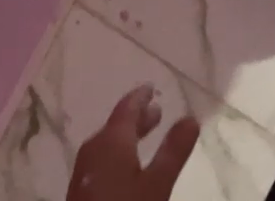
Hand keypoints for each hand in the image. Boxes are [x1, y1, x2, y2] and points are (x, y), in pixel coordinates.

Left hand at [66, 85, 199, 200]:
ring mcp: (85, 168)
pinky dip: (119, 151)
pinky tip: (127, 165)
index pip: (127, 107)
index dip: (140, 97)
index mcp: (111, 139)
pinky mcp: (82, 187)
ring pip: (109, 141)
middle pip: (117, 124)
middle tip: (157, 112)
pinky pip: (103, 157)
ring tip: (146, 135)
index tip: (152, 87)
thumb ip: (173, 151)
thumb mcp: (157, 184)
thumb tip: (191, 118)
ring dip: (129, 135)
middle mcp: (94, 147)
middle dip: (138, 117)